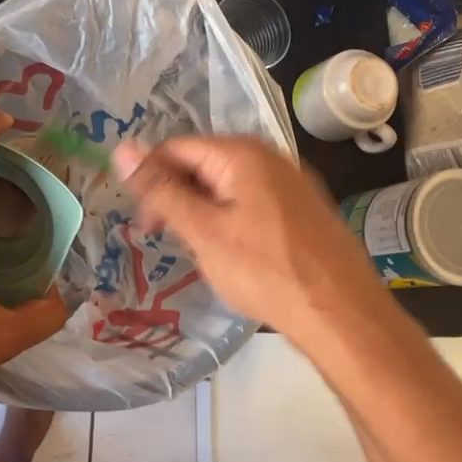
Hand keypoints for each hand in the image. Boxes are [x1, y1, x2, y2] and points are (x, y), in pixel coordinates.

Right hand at [112, 137, 406, 352]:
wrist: (340, 313)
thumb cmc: (264, 271)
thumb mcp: (202, 231)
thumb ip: (161, 190)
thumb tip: (122, 148)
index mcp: (241, 154)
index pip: (174, 148)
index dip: (150, 181)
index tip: (145, 225)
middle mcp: (269, 157)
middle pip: (202, 163)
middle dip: (176, 196)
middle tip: (167, 240)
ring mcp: (291, 182)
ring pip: (226, 185)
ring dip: (201, 211)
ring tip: (199, 250)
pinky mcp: (302, 209)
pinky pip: (250, 201)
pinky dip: (229, 219)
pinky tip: (231, 253)